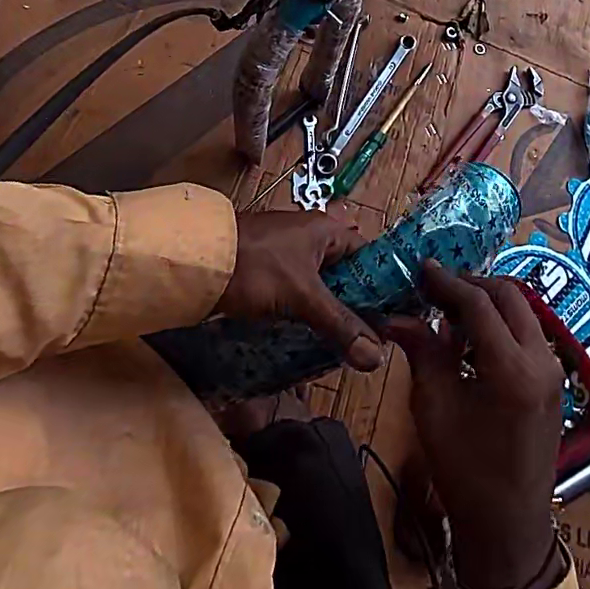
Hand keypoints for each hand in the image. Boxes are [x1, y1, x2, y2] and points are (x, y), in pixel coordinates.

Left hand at [217, 212, 383, 370]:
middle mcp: (311, 240)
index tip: (392, 321)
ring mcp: (289, 257)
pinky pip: (299, 298)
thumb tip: (376, 357)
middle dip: (354, 309)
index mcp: (326, 231)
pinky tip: (312, 342)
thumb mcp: (303, 296)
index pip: (368, 256)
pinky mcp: (270, 276)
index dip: (382, 286)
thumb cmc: (254, 266)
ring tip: (344, 350)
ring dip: (329, 317)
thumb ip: (340, 325)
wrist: (197, 262)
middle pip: (345, 277)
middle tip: (368, 344)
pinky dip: (306, 317)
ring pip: (321, 291)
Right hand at [383, 262, 561, 588]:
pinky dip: (499, 322)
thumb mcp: (434, 405)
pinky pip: (527, 331)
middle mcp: (542, 362)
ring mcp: (554, 371)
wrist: (509, 524)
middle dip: (471, 284)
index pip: (480, 304)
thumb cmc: (466, 469)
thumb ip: (422, 350)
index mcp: (514, 370)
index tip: (422, 269)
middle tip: (435, 287)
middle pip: (509, 296)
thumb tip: (395, 315)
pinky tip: (469, 337)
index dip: (447, 282)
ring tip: (448, 309)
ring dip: (487, 301)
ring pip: (522, 310)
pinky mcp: (553, 381)